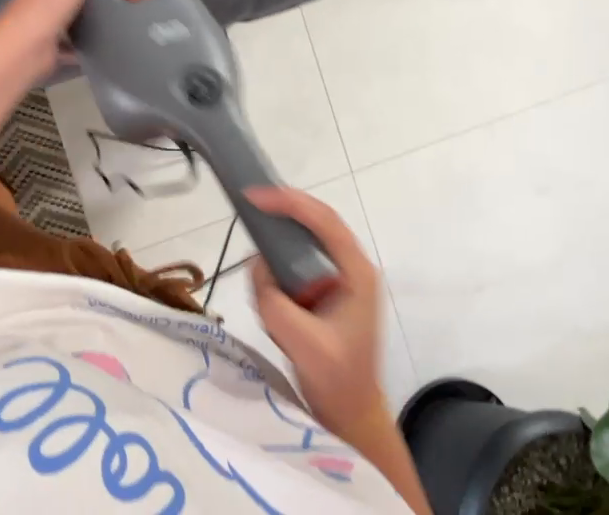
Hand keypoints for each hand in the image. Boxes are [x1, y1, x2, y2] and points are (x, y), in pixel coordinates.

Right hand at [247, 186, 388, 438]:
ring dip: (283, 238)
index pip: (325, 221)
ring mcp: (343, 279)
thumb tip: (257, 265)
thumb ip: (272, 297)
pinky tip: (270, 277)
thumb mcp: (298, 339)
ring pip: (308, 239)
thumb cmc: (334, 377)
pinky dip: (282, 260)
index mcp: (357, 274)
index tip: (255, 196)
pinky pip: (301, 261)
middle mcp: (354, 268)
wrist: (350, 412)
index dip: (290, 203)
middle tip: (251, 203)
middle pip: (318, 222)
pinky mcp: (329, 291)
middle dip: (285, 210)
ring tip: (260, 242)